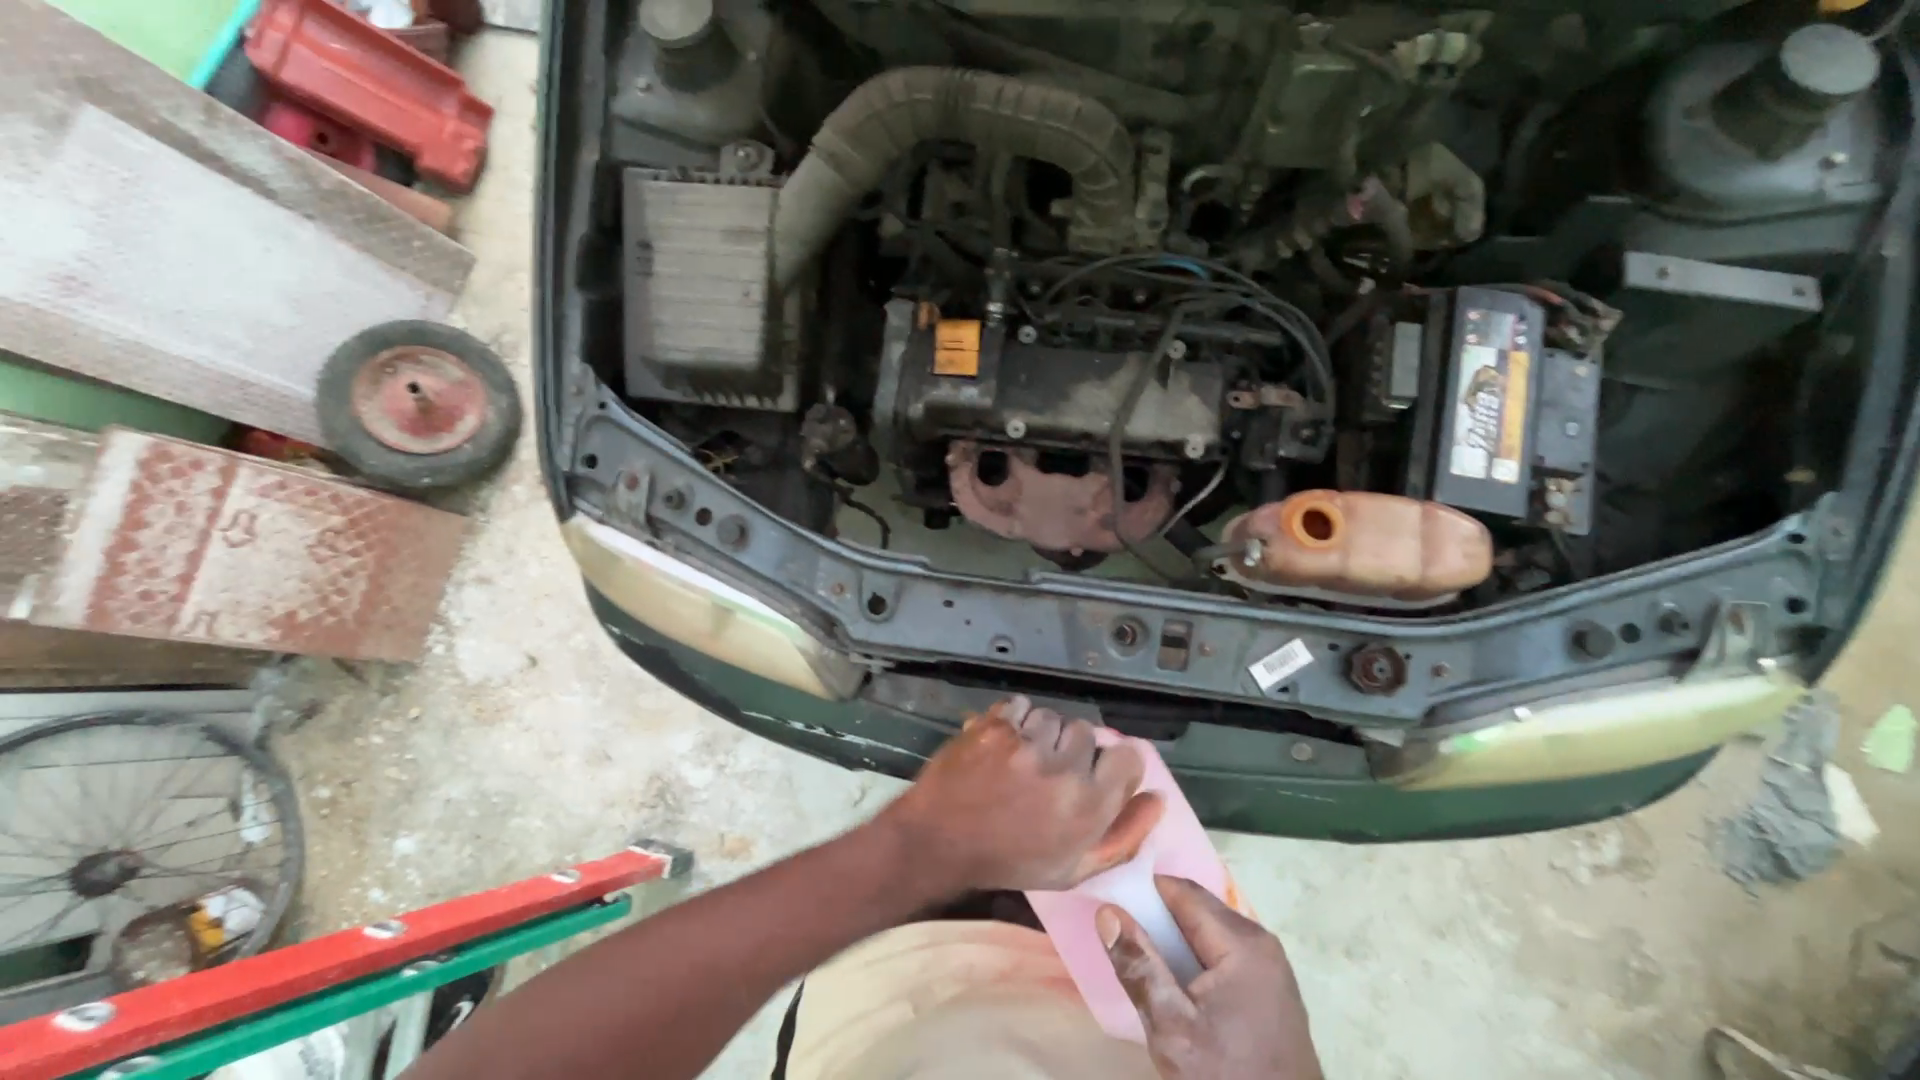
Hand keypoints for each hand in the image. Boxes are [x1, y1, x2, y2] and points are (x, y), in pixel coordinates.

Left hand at [876, 696, 1163, 893]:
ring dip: (1042, 733)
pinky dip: (1015, 720)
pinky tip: (1005, 743)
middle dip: (1072, 750)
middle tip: (1049, 773)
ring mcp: (1025, 743)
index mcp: (1087, 806)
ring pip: (1053, 717)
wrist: (939, 841)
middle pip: (1087, 733)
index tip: (1093, 774)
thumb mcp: (1073, 868)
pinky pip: (1020, 706)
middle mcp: (1062, 768)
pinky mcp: (994, 725)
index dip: (1112, 765)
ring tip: (1023, 759)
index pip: (1128, 757)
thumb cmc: (1009, 861)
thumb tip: (1157, 800)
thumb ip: (1123, 836)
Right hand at [1098, 876, 1322, 1079]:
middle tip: (1120, 938)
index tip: (1108, 900)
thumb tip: (1108, 912)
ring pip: (1210, 933)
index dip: (1143, 890)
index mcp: (1242, 943)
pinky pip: (1225, 956)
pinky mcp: (1272, 992)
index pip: (1183, 891)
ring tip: (1142, 963)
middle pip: (1198, 910)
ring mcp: (1272, 968)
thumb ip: (1139, 967)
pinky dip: (1196, 960)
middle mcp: (1263, 943)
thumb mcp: (1171, 1030)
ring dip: (1175, 941)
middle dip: (1157, 917)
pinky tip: (1176, 987)